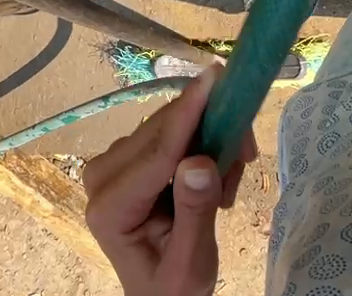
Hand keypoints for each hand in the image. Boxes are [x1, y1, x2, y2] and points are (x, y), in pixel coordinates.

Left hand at [83, 69, 256, 295]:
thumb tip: (199, 162)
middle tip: (248, 154)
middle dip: (213, 130)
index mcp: (110, 209)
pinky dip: (202, 139)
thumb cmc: (174, 288)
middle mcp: (103, 176)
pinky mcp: (131, 153)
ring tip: (231, 177)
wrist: (162, 294)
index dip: (189, 112)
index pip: (157, 152)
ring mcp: (115, 161)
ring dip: (211, 137)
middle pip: (166, 129)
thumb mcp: (191, 265)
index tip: (214, 76)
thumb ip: (195, 214)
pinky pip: (173, 128)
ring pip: (173, 123)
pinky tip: (216, 169)